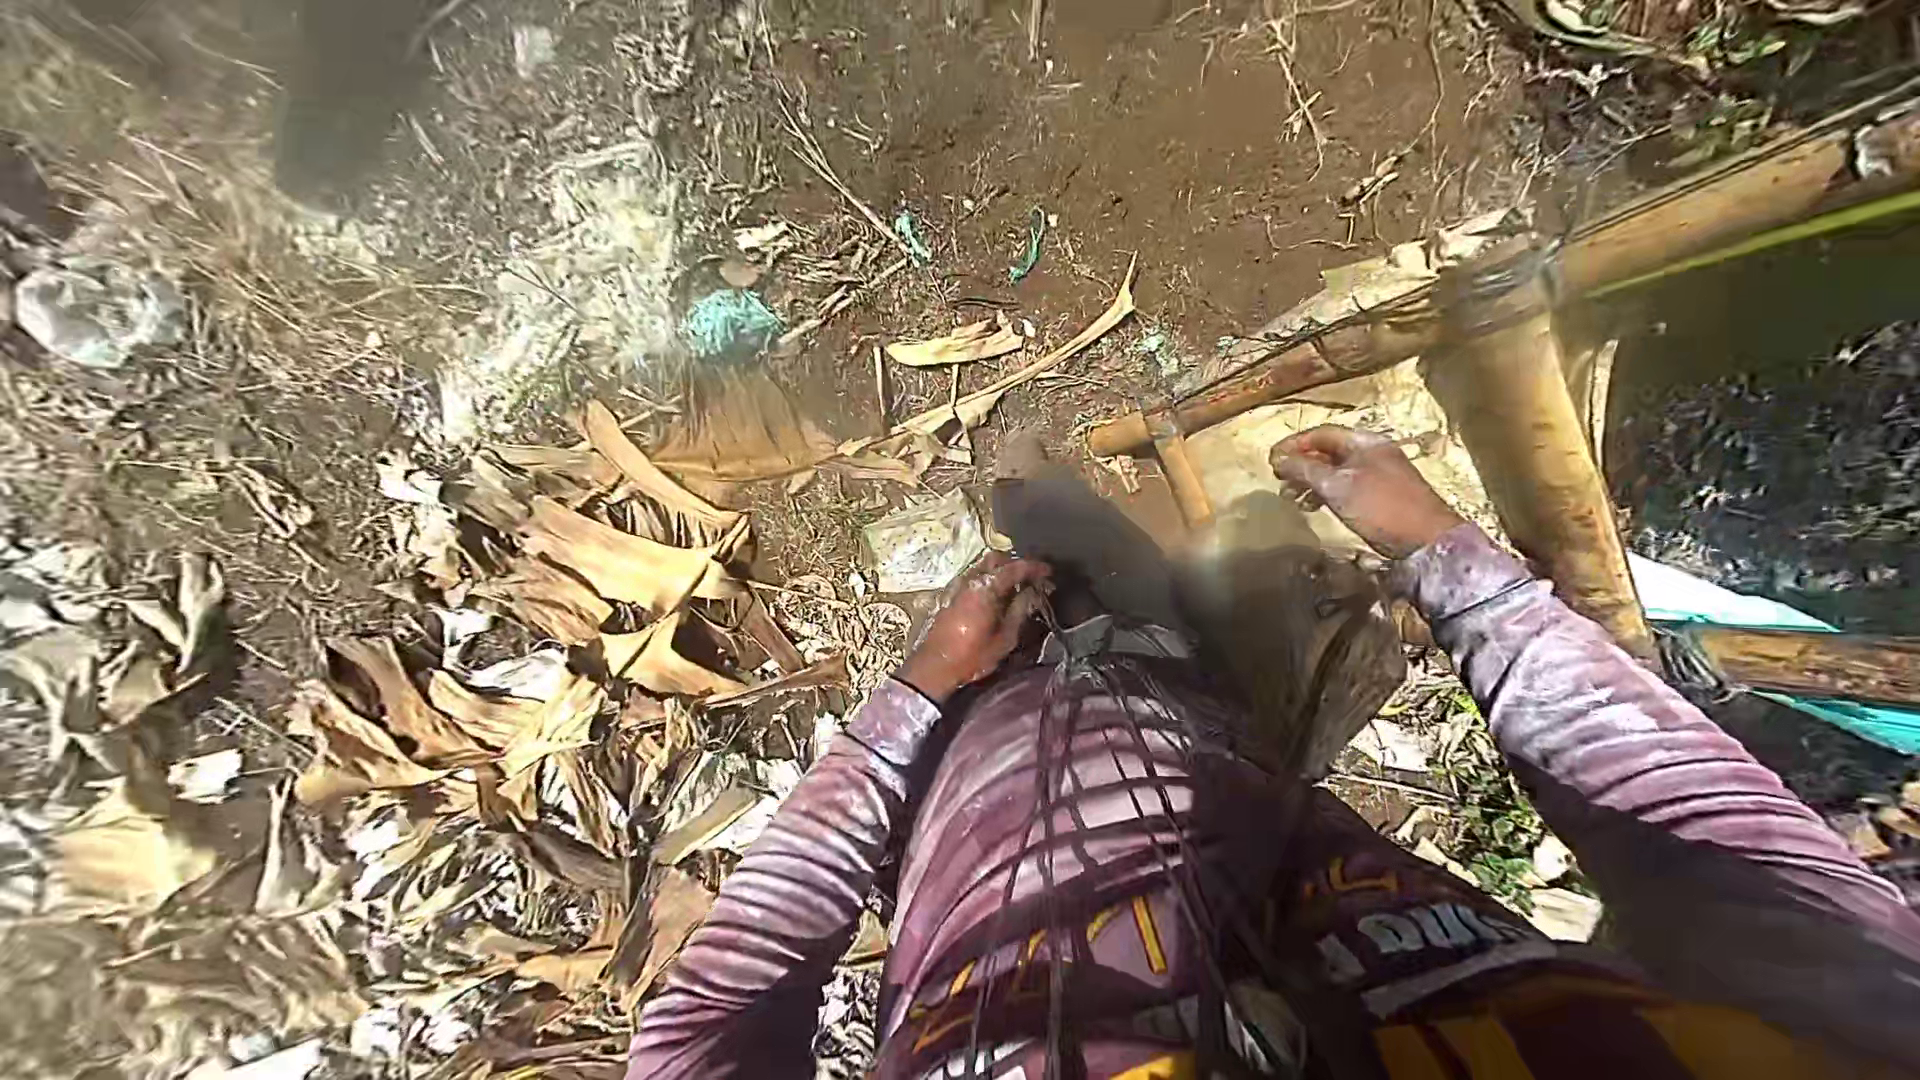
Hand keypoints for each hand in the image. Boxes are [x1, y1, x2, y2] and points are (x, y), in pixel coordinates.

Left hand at [897, 552, 1051, 703]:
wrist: (935, 666)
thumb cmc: (971, 656)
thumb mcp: (1004, 638)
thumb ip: (1019, 611)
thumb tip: (1032, 592)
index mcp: (985, 588)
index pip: (1015, 567)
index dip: (1034, 567)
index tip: (1048, 572)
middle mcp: (970, 580)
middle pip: (996, 559)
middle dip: (1016, 564)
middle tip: (1032, 578)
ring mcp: (957, 585)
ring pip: (983, 566)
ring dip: (1001, 571)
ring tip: (1016, 586)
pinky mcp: (950, 594)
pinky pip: (973, 576)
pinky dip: (988, 578)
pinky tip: (996, 595)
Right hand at [1270, 425, 1465, 558]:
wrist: (1426, 538)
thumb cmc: (1380, 507)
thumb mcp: (1336, 486)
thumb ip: (1304, 469)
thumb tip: (1279, 459)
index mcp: (1364, 443)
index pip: (1320, 434)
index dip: (1293, 444)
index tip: (1271, 460)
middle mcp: (1370, 453)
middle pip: (1325, 451)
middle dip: (1298, 464)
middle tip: (1278, 479)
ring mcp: (1375, 473)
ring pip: (1332, 470)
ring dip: (1307, 480)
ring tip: (1290, 497)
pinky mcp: (1376, 494)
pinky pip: (1341, 485)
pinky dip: (1322, 492)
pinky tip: (1311, 505)